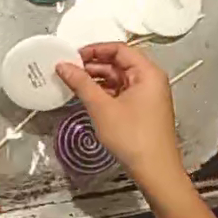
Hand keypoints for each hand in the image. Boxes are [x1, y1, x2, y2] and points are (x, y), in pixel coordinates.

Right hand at [55, 44, 183, 185]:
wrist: (154, 168)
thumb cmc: (131, 136)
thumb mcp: (101, 107)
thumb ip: (81, 83)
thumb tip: (63, 66)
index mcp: (147, 73)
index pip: (119, 49)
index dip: (94, 50)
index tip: (72, 56)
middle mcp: (150, 79)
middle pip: (119, 63)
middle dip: (93, 65)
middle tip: (69, 70)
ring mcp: (147, 95)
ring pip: (119, 79)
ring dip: (97, 79)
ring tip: (73, 84)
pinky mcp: (142, 109)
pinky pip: (121, 92)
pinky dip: (104, 92)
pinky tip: (87, 97)